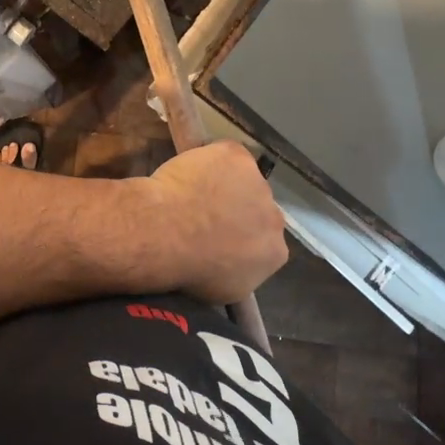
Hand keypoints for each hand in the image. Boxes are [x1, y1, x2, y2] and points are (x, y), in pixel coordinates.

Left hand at [143, 142, 287, 302]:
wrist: (167, 231)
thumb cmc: (190, 268)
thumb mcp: (225, 289)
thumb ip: (243, 271)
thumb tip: (237, 265)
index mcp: (276, 252)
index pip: (265, 241)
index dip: (243, 235)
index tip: (221, 234)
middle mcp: (275, 216)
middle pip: (257, 207)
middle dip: (238, 208)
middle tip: (206, 212)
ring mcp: (257, 181)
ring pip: (242, 178)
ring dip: (224, 182)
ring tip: (193, 190)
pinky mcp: (238, 155)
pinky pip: (226, 154)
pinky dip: (211, 158)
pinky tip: (191, 169)